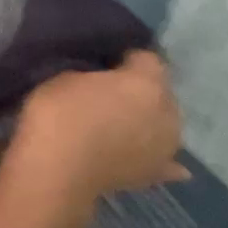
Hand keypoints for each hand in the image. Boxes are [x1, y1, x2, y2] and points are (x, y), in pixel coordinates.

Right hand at [8, 51, 185, 207]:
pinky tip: (144, 151)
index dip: (126, 56)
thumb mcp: (67, 75)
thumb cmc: (58, 111)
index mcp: (148, 85)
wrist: (59, 166)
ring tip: (119, 120)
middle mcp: (169, 113)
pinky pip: (165, 158)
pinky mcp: (157, 172)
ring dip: (147, 119)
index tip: (103, 59)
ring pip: (164, 122)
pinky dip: (155, 152)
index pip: (148, 57)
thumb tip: (111, 79)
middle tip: (107, 90)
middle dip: (140, 89)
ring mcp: (169, 146)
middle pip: (161, 92)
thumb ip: (97, 75)